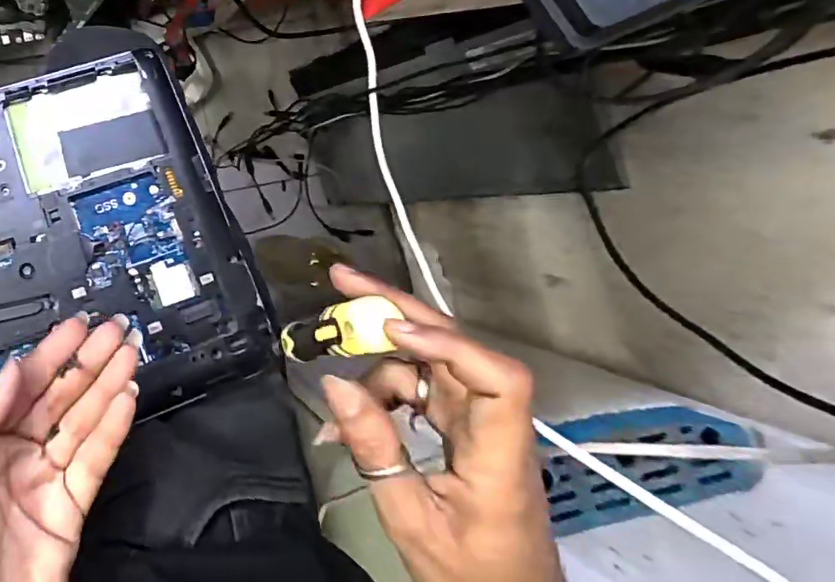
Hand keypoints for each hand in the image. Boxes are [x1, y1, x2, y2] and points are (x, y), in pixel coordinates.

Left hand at [0, 314, 139, 581]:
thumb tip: (8, 372)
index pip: (24, 386)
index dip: (53, 352)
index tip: (76, 326)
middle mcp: (17, 457)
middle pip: (61, 396)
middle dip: (89, 360)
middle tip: (114, 330)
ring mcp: (46, 482)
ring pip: (84, 420)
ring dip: (108, 383)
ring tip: (129, 353)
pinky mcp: (70, 510)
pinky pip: (97, 459)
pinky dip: (115, 427)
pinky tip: (126, 398)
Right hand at [317, 264, 560, 581]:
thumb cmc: (470, 574)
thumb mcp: (412, 521)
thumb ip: (376, 452)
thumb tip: (334, 383)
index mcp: (501, 452)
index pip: (497, 376)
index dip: (446, 342)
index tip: (391, 330)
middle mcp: (493, 419)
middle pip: (454, 344)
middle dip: (395, 307)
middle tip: (342, 282)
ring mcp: (476, 416)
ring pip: (426, 361)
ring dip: (377, 360)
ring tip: (334, 374)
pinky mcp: (460, 423)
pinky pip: (418, 387)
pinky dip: (382, 391)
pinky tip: (352, 408)